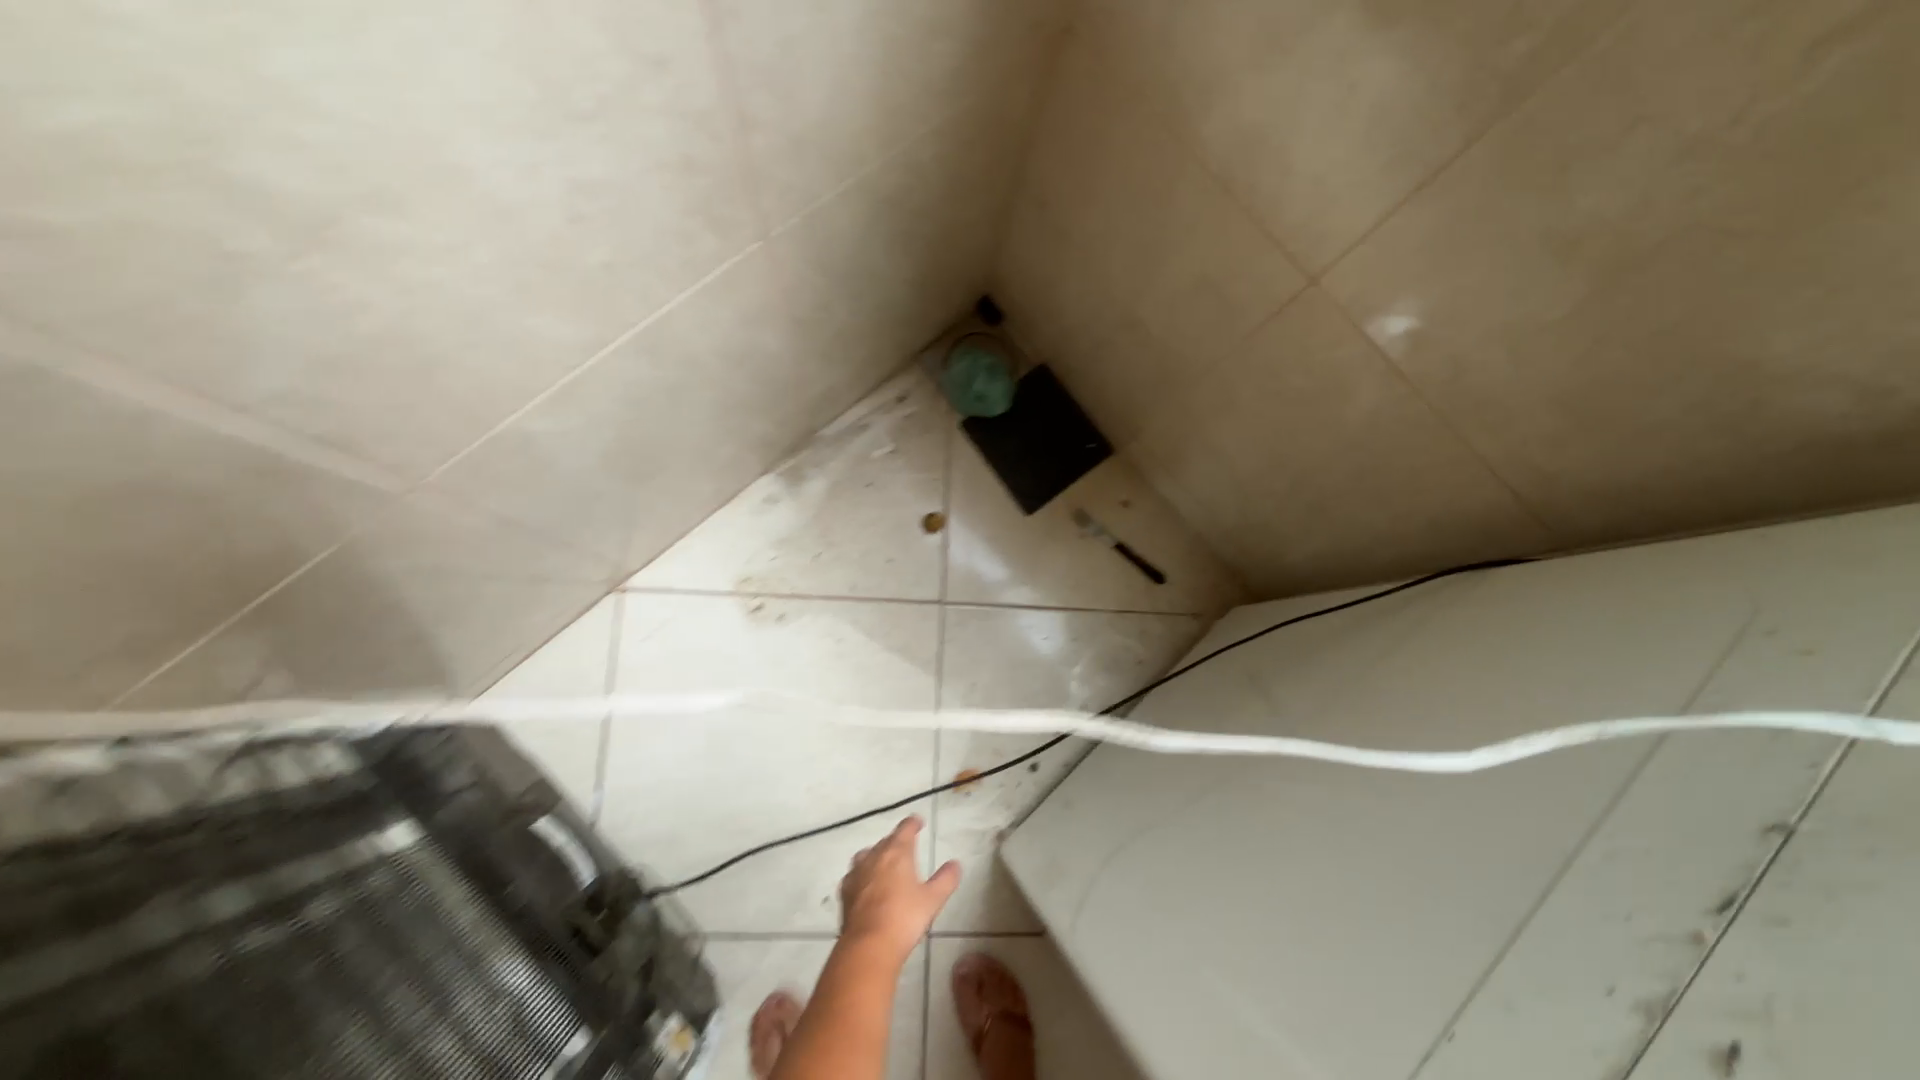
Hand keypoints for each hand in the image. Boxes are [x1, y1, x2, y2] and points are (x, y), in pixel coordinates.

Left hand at [839, 816, 960, 959]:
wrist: (869, 945)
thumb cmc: (905, 918)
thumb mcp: (932, 899)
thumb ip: (945, 879)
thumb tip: (955, 864)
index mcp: (897, 853)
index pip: (905, 830)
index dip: (912, 824)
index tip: (918, 822)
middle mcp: (874, 857)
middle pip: (885, 841)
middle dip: (896, 841)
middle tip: (906, 846)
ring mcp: (856, 873)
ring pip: (866, 855)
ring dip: (876, 855)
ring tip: (884, 863)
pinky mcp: (845, 892)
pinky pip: (855, 874)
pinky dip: (863, 874)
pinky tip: (866, 884)